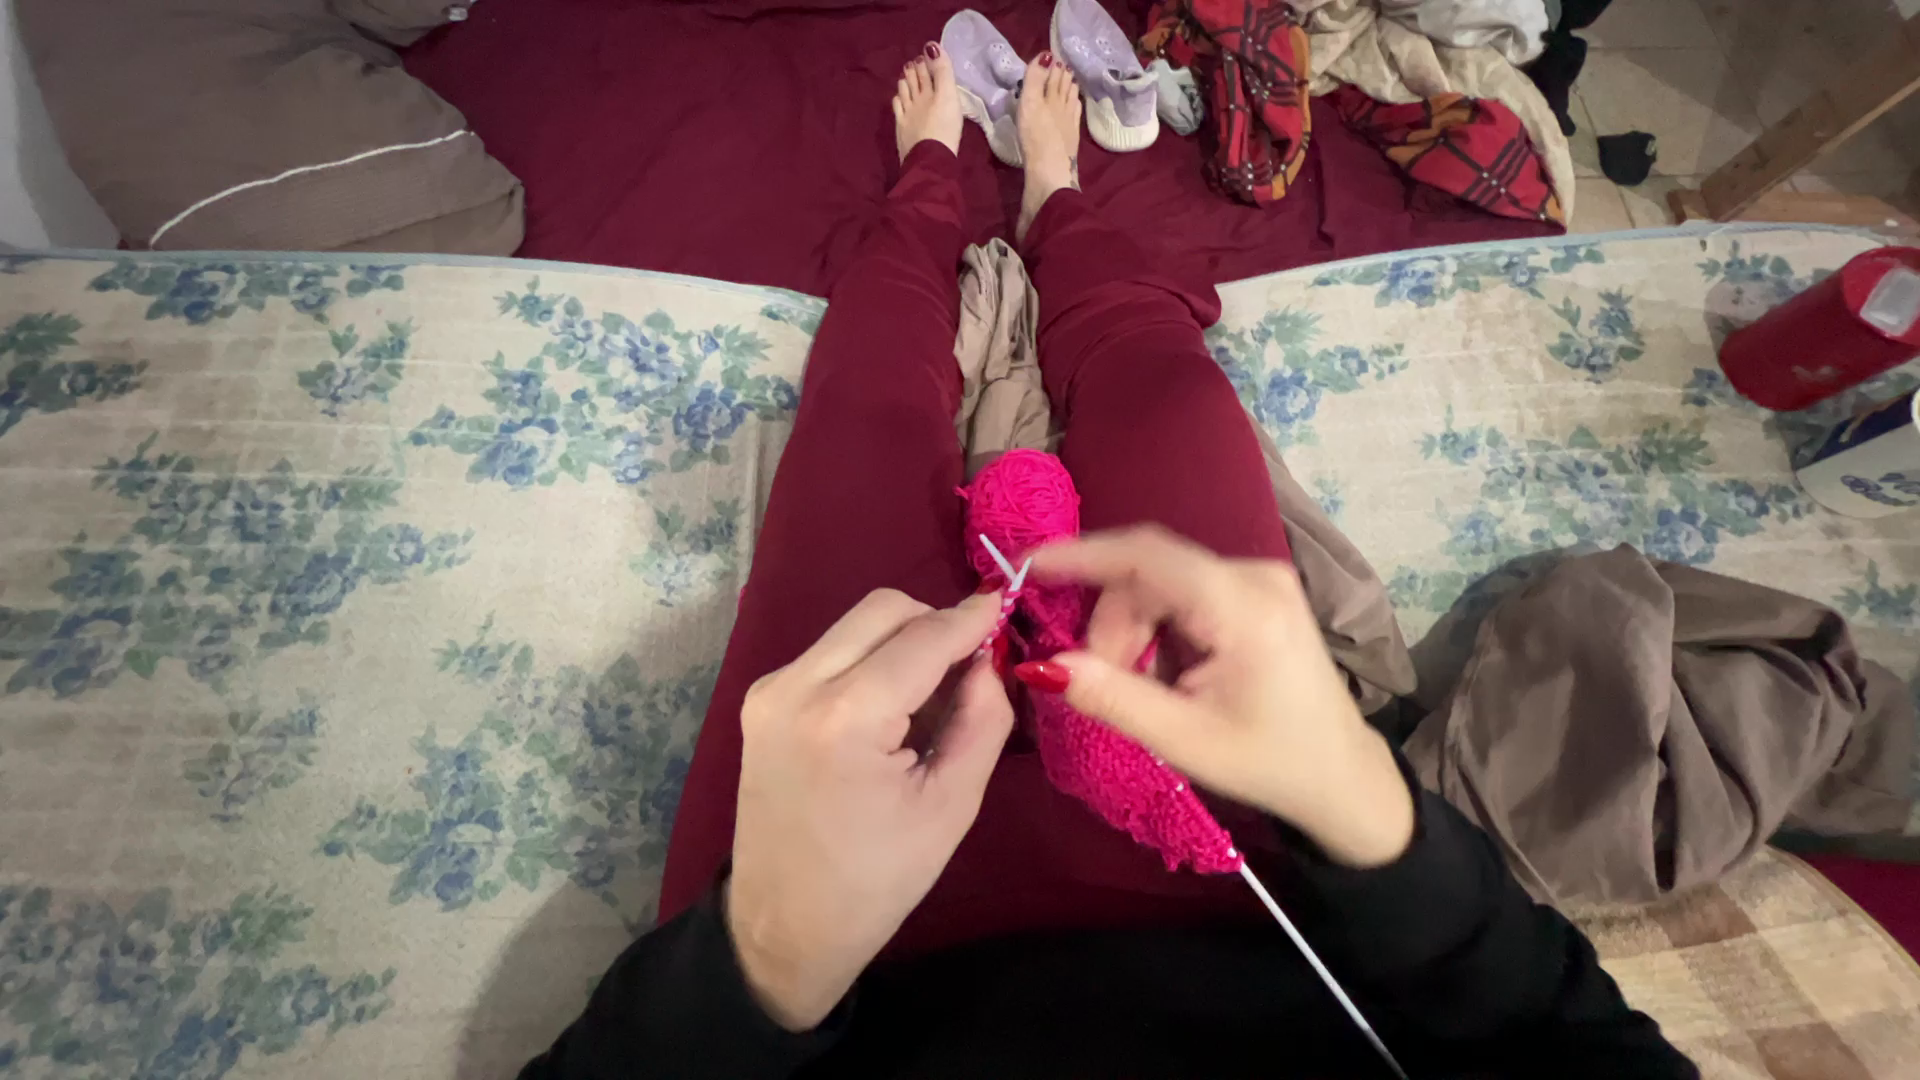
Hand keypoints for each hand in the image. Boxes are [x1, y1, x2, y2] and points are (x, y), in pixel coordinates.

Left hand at [726, 589, 1013, 1030]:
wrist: (781, 927)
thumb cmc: (876, 880)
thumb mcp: (952, 805)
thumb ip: (982, 719)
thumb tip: (987, 658)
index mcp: (844, 719)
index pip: (922, 639)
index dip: (969, 617)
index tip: (1004, 600)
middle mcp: (796, 686)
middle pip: (883, 610)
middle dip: (934, 622)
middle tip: (969, 663)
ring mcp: (771, 688)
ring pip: (856, 624)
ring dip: (903, 640)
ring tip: (929, 696)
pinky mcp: (762, 697)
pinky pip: (833, 650)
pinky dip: (873, 659)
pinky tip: (890, 707)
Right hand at [1024, 526, 1413, 868]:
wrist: (1342, 777)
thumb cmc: (1269, 763)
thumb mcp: (1184, 740)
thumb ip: (1110, 697)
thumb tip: (1040, 665)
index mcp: (1243, 606)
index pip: (1146, 556)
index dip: (1080, 555)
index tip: (1026, 566)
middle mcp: (1252, 574)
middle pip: (1146, 573)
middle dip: (1110, 623)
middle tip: (1100, 680)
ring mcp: (1255, 576)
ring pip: (1156, 582)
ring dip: (1130, 629)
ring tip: (1140, 686)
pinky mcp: (1250, 589)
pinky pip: (1177, 590)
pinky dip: (1153, 626)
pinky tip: (1164, 669)